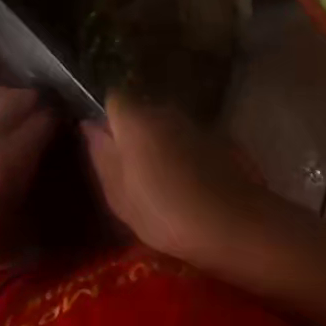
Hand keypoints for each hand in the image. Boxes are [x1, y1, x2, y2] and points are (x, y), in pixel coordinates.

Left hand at [0, 87, 57, 293]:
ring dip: (19, 101)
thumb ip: (32, 174)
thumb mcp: (17, 216)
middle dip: (41, 105)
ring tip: (28, 118)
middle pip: (21, 97)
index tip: (68, 130)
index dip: (60, 122)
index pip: (43, 120)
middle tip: (50, 121)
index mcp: (4, 160)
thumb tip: (50, 149)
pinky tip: (3, 125)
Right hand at [80, 93, 270, 265]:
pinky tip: (190, 187)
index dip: (108, 122)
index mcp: (134, 118)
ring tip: (162, 184)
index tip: (108, 151)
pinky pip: (188, 141)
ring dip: (160, 146)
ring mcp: (193, 122)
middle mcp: (163, 109)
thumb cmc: (166, 213)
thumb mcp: (119, 195)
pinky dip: (185, 156)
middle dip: (134, 134)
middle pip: (140, 111)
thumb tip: (89, 125)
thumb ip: (101, 155)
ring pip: (165, 126)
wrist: (236, 225)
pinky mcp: (218, 139)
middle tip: (132, 174)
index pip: (112, 99)